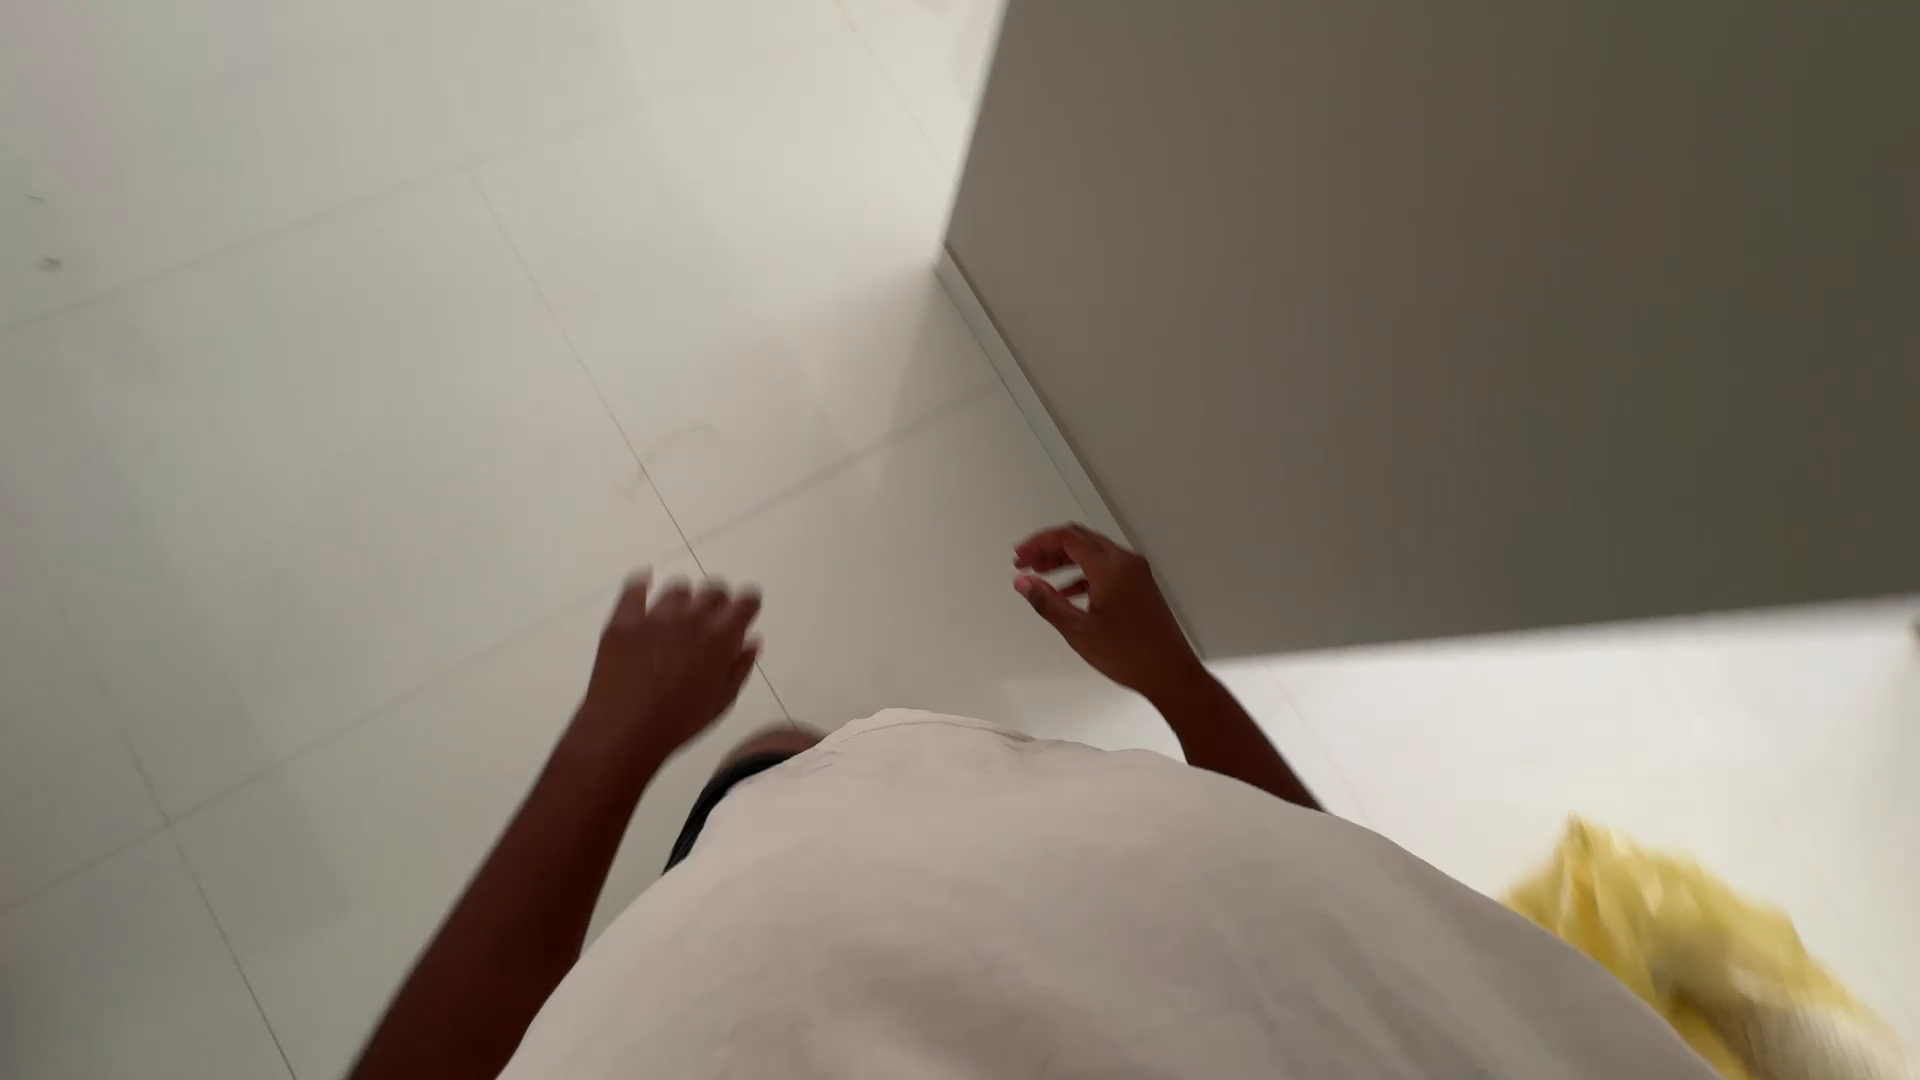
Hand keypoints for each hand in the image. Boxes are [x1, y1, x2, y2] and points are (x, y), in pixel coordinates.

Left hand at [574, 571, 762, 761]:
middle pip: (714, 588)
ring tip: (678, 614)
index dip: (748, 604)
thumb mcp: (723, 701)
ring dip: (685, 598)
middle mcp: (692, 618)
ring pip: (679, 587)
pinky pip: (634, 589)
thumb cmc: (680, 723)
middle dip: (718, 599)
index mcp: (721, 637)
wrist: (623, 734)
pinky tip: (645, 584)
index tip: (743, 613)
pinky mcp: (624, 621)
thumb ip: (741, 666)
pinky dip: (642, 583)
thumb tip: (752, 640)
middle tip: (711, 618)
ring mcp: (656, 616)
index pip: (747, 599)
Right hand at [1013, 524, 1204, 702]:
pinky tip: (1066, 593)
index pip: (1068, 538)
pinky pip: (1106, 569)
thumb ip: (1047, 602)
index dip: (1039, 543)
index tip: (1019, 556)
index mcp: (1110, 566)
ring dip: (1064, 560)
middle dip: (1049, 548)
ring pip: (1093, 553)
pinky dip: (1083, 574)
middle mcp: (1125, 561)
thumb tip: (1022, 582)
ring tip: (1039, 575)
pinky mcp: (1140, 586)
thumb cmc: (1125, 653)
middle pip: (1081, 540)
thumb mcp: (1078, 630)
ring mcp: (1136, 573)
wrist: (1171, 673)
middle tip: (1024, 563)